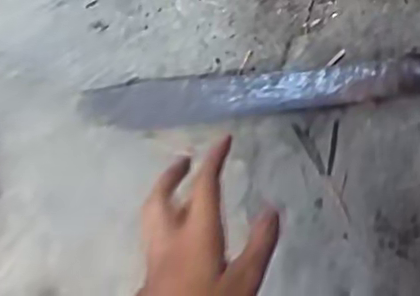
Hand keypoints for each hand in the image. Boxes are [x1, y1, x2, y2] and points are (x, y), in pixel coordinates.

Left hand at [139, 136, 279, 295]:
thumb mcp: (245, 281)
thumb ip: (259, 244)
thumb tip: (270, 209)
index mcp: (195, 235)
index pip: (204, 185)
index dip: (214, 159)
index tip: (224, 139)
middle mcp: (168, 246)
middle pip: (158, 202)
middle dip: (170, 177)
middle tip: (185, 160)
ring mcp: (153, 269)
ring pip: (151, 225)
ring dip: (164, 203)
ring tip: (180, 196)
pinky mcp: (149, 288)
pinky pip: (154, 248)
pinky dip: (165, 232)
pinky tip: (178, 243)